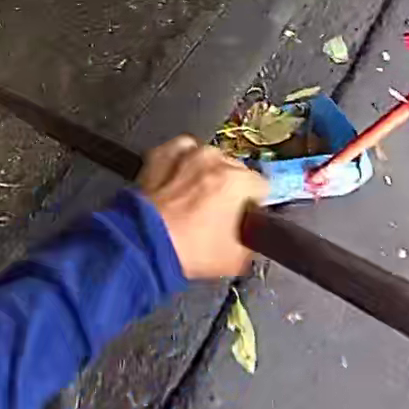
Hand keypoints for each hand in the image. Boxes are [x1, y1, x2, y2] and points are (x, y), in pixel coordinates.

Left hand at [137, 136, 269, 278]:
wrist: (147, 240)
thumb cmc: (189, 248)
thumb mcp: (239, 257)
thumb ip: (253, 237)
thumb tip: (251, 234)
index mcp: (237, 181)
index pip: (262, 186)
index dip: (256, 203)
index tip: (248, 214)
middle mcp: (212, 160)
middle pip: (234, 169)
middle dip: (231, 188)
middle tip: (219, 212)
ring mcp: (185, 153)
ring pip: (207, 157)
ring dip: (206, 172)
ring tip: (196, 197)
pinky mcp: (161, 153)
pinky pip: (180, 151)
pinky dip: (182, 162)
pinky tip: (179, 180)